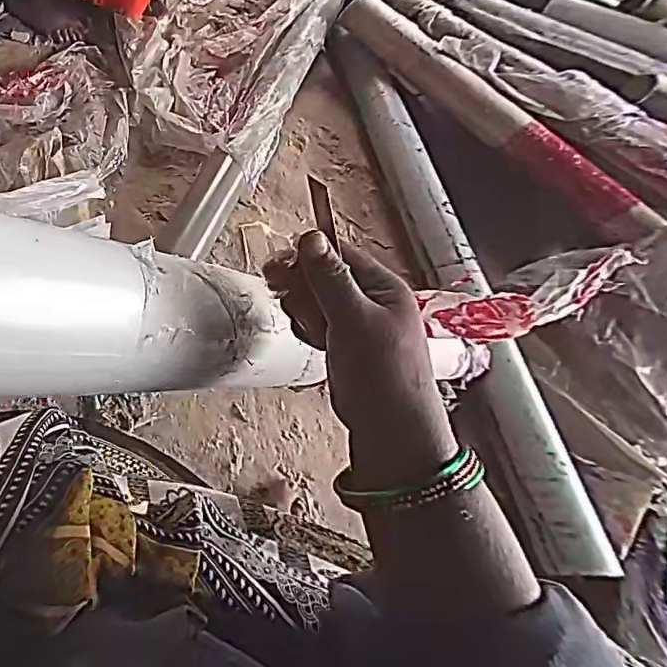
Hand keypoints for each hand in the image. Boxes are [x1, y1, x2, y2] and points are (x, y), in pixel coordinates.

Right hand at [272, 231, 456, 489]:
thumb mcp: (353, 319)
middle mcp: (370, 300)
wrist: (388, 427)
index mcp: (383, 287)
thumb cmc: (383, 374)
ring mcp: (355, 321)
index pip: (339, 254)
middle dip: (302, 287)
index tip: (279, 269)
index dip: (307, 258)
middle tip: (291, 302)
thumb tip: (311, 239)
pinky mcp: (341, 340)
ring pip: (313, 298)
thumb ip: (330, 278)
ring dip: (302, 310)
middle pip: (321, 275)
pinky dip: (305, 326)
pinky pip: (312, 320)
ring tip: (312, 329)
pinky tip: (311, 340)